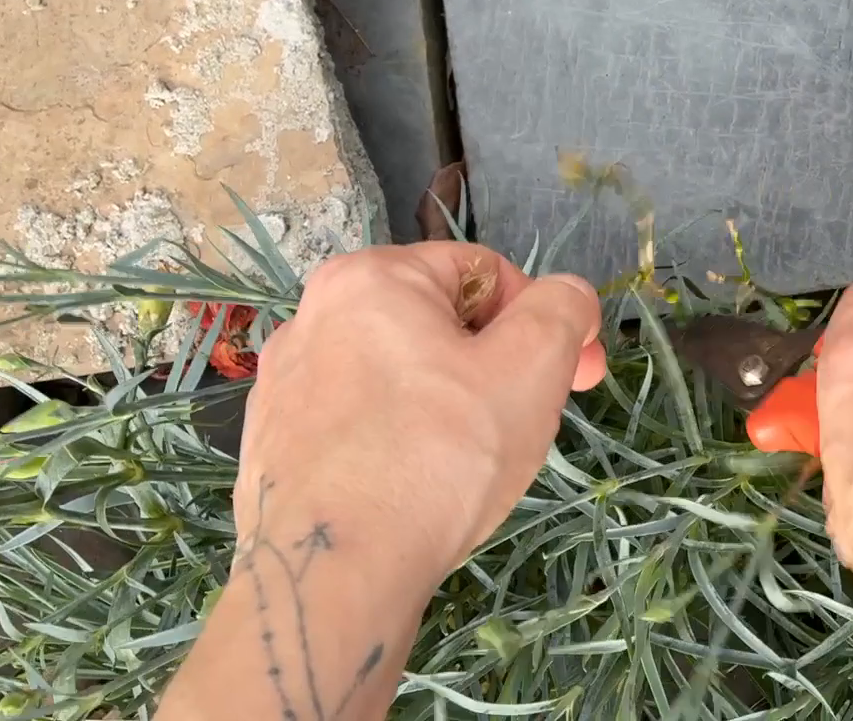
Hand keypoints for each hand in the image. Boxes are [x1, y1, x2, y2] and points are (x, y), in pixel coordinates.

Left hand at [234, 243, 604, 577]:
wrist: (332, 580)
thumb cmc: (444, 449)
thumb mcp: (535, 359)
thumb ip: (566, 304)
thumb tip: (567, 297)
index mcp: (371, 279)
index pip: (491, 271)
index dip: (545, 317)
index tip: (574, 371)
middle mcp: (315, 318)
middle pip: (453, 321)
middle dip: (510, 360)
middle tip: (542, 411)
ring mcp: (287, 387)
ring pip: (417, 371)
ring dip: (469, 397)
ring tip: (489, 452)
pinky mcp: (278, 447)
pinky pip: (375, 418)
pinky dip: (417, 434)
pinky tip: (434, 480)